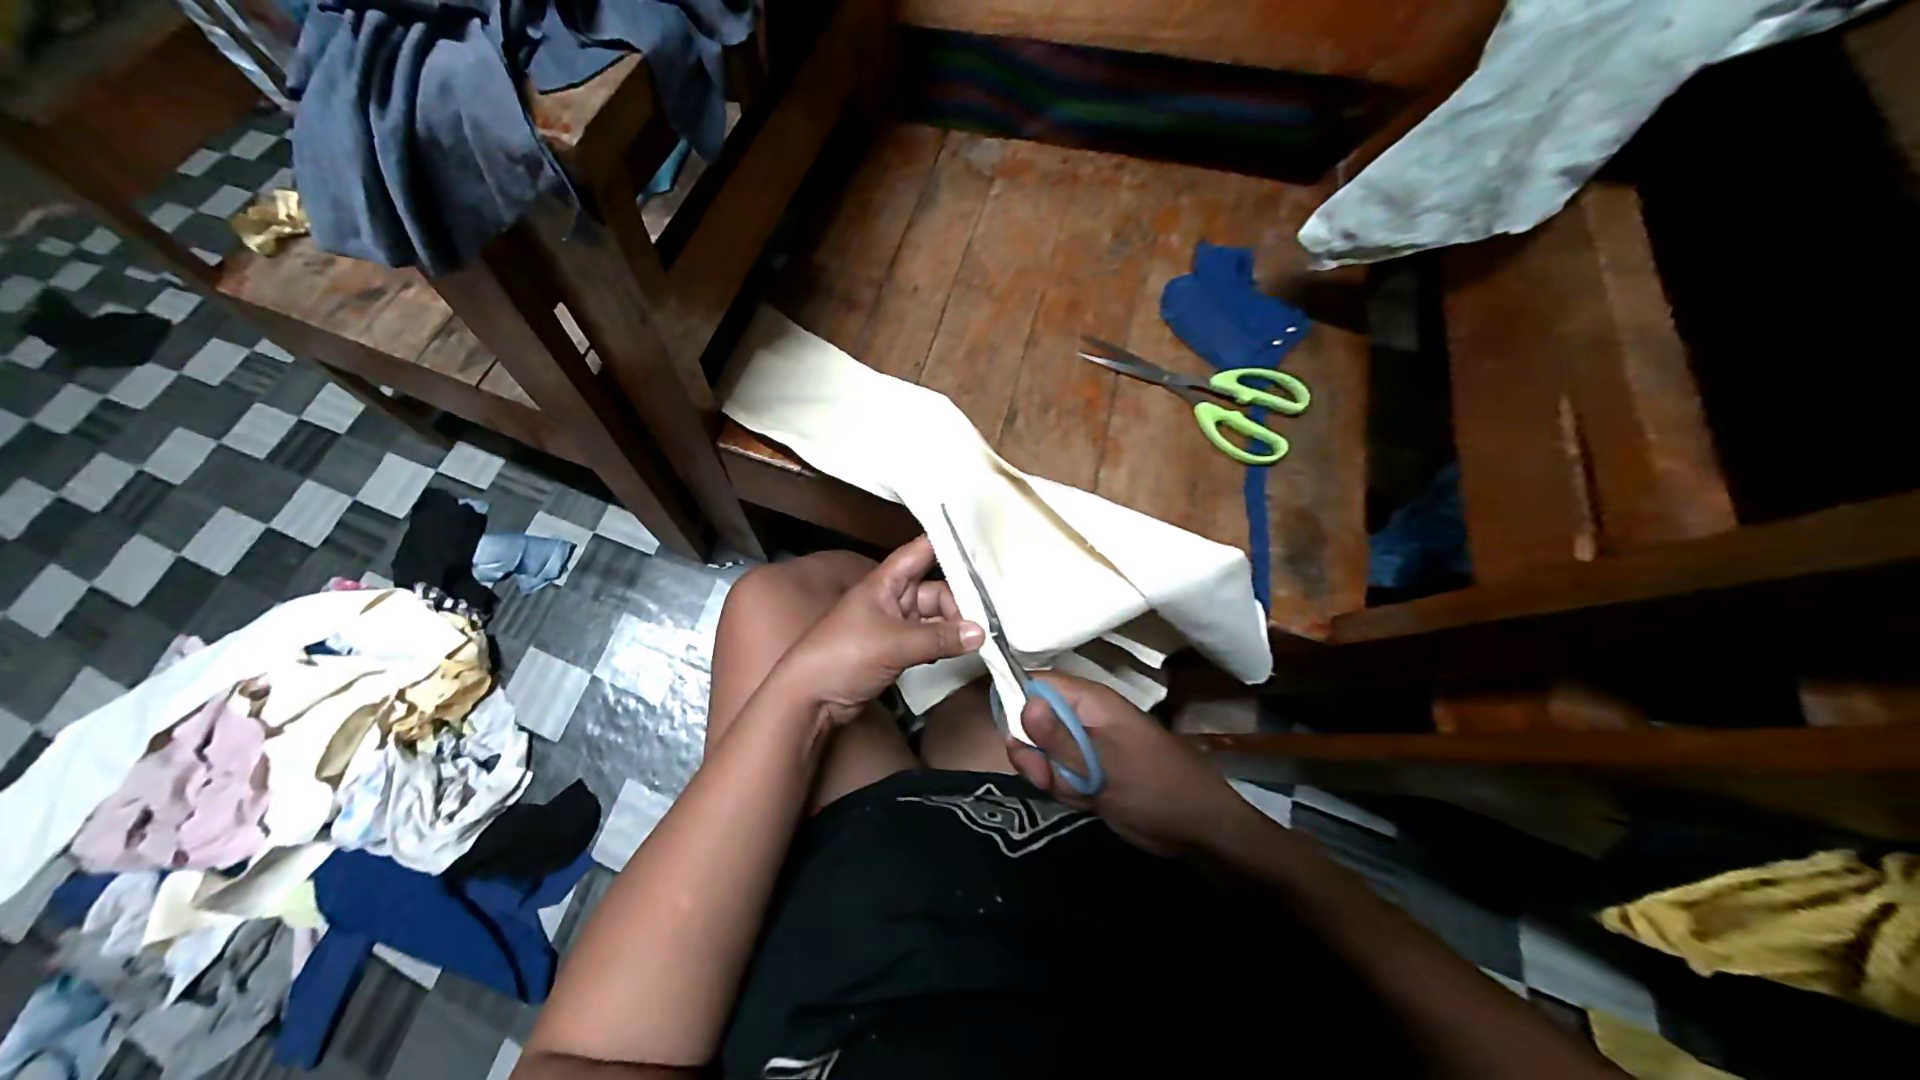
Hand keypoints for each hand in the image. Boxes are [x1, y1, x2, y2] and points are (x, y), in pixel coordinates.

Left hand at [774, 536, 983, 724]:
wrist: (811, 697)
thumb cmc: (844, 655)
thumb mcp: (894, 643)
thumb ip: (939, 638)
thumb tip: (981, 633)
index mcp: (884, 583)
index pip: (920, 552)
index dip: (945, 543)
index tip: (979, 541)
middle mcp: (892, 599)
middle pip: (935, 590)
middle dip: (959, 601)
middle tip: (987, 617)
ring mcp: (894, 625)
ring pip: (934, 617)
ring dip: (954, 626)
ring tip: (980, 636)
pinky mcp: (896, 650)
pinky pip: (928, 639)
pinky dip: (944, 643)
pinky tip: (960, 650)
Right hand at [1006, 675, 1258, 856]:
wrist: (1196, 830)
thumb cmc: (1154, 787)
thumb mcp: (1103, 764)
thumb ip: (1059, 738)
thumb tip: (1023, 703)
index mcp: (1088, 701)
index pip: (1036, 684)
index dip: (1017, 703)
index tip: (1017, 738)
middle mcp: (1081, 717)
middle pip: (1031, 721)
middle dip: (1034, 752)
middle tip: (1048, 776)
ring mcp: (1083, 746)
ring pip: (1041, 753)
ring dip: (1050, 776)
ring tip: (1078, 792)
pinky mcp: (1085, 772)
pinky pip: (1055, 774)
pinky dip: (1063, 790)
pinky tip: (1085, 802)